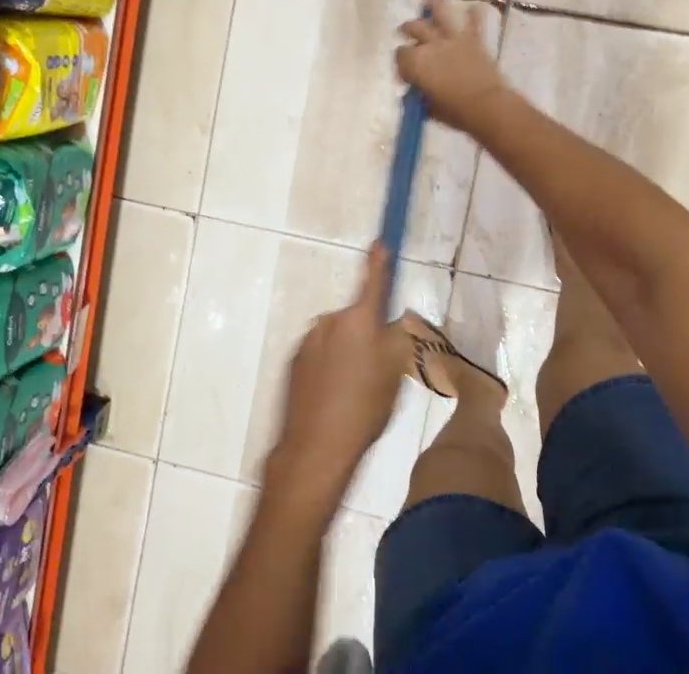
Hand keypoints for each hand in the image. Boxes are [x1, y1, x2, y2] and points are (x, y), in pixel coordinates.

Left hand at [271, 246, 409, 499]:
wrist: (315, 447)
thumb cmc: (364, 408)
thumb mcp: (396, 373)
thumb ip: (397, 340)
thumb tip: (392, 323)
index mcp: (359, 319)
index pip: (373, 281)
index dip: (379, 261)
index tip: (381, 241)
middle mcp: (329, 322)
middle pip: (356, 318)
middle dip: (367, 335)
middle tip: (378, 371)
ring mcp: (307, 342)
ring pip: (337, 340)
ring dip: (346, 355)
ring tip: (355, 393)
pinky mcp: (292, 362)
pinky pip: (319, 356)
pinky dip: (328, 369)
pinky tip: (335, 398)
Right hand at [396, 0, 510, 133]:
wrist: (486, 106)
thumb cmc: (454, 112)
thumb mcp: (428, 108)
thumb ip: (420, 95)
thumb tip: (417, 92)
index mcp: (415, 62)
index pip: (400, 55)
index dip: (401, 64)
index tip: (405, 74)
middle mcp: (431, 45)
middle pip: (415, 29)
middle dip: (408, 29)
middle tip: (404, 29)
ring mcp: (454, 39)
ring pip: (442, 14)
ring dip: (435, 3)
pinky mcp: (475, 41)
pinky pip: (475, 23)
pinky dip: (475, 15)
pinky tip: (475, 6)